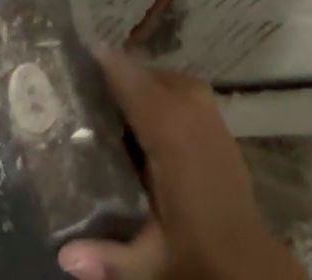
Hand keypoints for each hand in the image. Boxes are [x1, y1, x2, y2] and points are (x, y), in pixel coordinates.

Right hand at [58, 50, 300, 279]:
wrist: (249, 262)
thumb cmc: (197, 252)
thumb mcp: (152, 261)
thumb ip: (109, 256)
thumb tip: (62, 254)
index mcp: (172, 134)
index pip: (131, 80)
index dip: (100, 64)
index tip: (66, 53)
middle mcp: (191, 110)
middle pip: (142, 72)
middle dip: (109, 72)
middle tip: (71, 79)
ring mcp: (207, 111)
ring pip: (159, 77)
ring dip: (130, 81)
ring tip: (95, 92)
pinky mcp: (214, 118)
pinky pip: (175, 88)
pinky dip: (151, 90)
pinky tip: (129, 111)